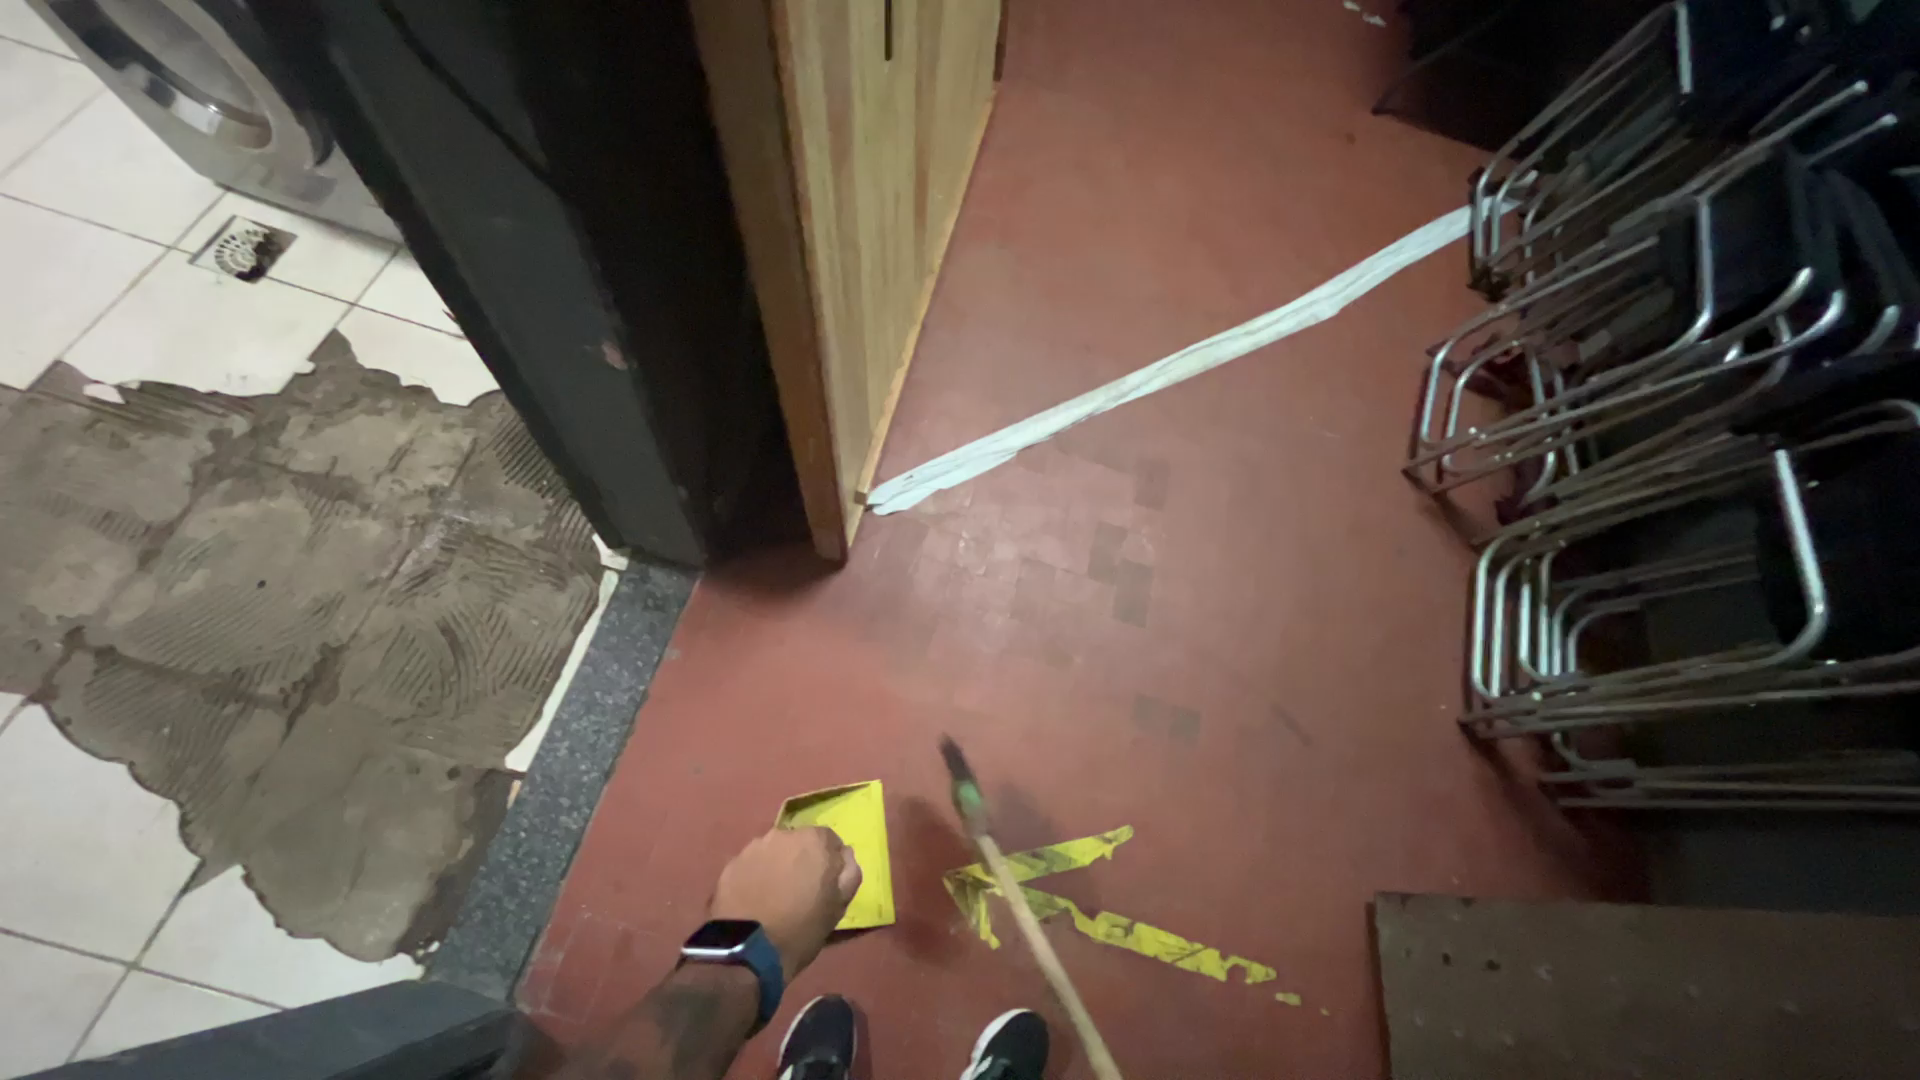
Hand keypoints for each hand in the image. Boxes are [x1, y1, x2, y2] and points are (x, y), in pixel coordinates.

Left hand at [708, 827, 861, 980]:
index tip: (825, 883)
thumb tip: (845, 855)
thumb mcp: (839, 906)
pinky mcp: (732, 863)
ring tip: (774, 895)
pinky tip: (754, 899)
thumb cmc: (801, 928)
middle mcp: (784, 834)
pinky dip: (755, 876)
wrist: (747, 951)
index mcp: (815, 840)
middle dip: (802, 860)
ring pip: (774, 852)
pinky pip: (751, 865)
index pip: (830, 840)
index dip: (829, 861)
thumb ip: (849, 873)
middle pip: (799, 842)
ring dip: (777, 866)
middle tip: (799, 889)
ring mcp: (754, 847)